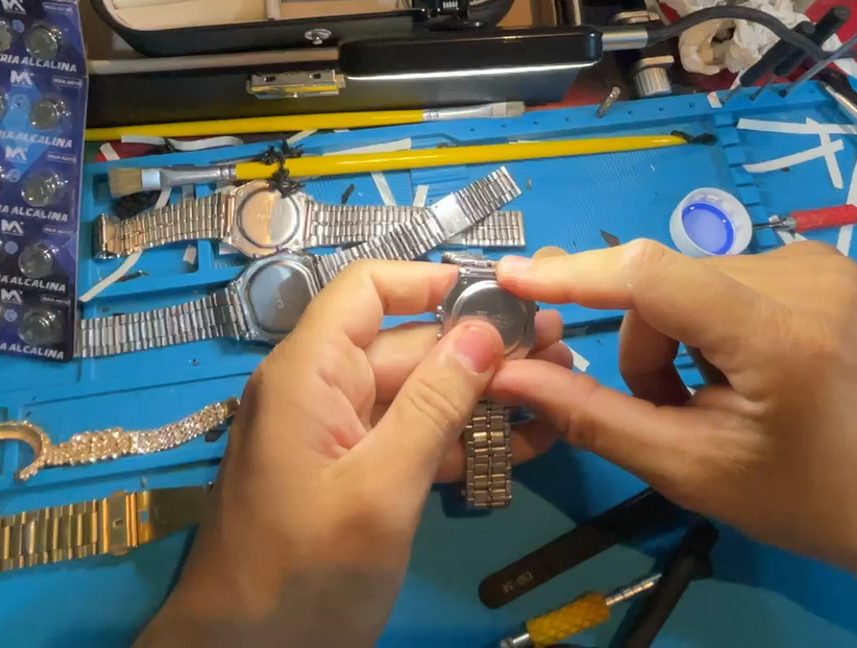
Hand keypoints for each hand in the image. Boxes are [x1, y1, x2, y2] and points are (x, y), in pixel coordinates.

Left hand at [141, 260, 571, 646]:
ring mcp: (338, 431)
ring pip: (417, 393)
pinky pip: (410, 436)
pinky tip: (519, 443)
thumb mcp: (379, 491)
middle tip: (556, 350)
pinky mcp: (354, 470)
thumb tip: (483, 330)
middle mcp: (323, 387)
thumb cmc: (301, 575)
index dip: (429, 282)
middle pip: (406, 343)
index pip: (367, 290)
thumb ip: (433, 405)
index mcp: (310, 370)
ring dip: (480, 395)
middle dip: (478, 347)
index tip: (496, 294)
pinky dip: (458, 439)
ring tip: (551, 391)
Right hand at [487, 241, 856, 591]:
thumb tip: (510, 374)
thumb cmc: (816, 501)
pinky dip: (704, 319)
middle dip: (641, 343)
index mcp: (780, 337)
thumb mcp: (693, 472)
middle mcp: (801, 276)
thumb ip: (592, 416)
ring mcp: (815, 261)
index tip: (511, 276)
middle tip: (660, 405)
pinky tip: (739, 366)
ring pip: (686, 279)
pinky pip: (719, 276)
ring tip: (708, 395)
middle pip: (662, 285)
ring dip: (671, 334)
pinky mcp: (817, 260)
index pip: (651, 277)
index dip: (572, 274)